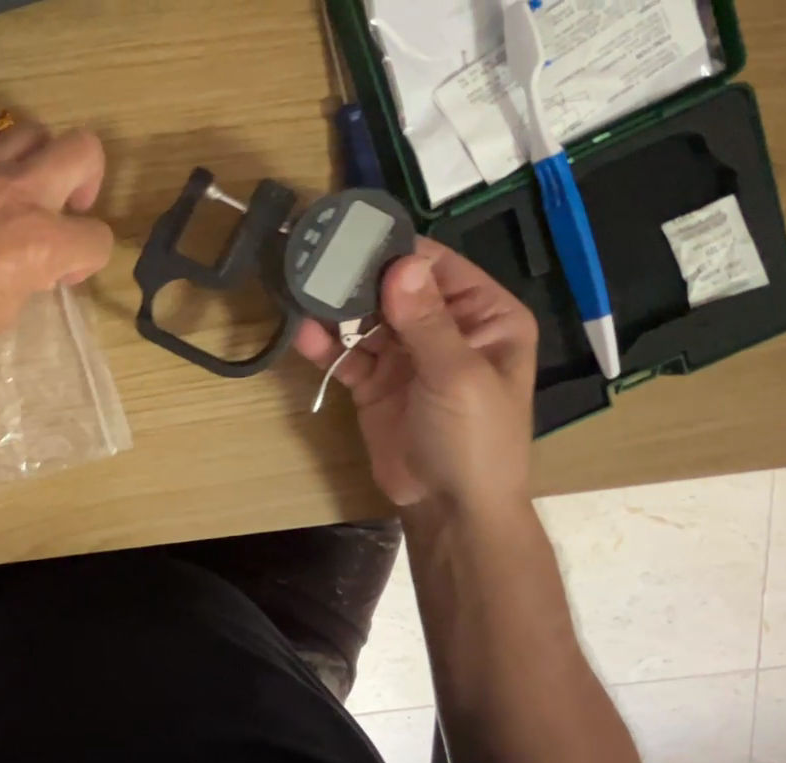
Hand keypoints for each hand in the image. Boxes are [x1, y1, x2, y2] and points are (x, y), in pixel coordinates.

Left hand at [0, 124, 115, 374]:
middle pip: (83, 152)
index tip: (62, 275)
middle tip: (64, 208)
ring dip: (36, 163)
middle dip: (86, 181)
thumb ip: (31, 274)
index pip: (96, 238)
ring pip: (32, 134)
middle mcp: (15, 193)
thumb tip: (35, 262)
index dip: (85, 260)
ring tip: (15, 196)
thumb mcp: (2, 313)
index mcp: (38, 242)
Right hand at [296, 238, 538, 513]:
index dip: (398, 252)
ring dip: (338, 310)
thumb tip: (400, 263)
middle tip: (315, 260)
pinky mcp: (375, 385)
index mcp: (484, 316)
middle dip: (359, 278)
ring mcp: (407, 358)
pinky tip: (304, 334)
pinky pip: (348, 357)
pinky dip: (327, 347)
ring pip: (368, 321)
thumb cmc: (473, 437)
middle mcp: (446, 329)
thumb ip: (426, 320)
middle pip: (396, 291)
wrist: (450, 505)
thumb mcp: (456, 374)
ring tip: (301, 290)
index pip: (438, 268)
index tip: (352, 235)